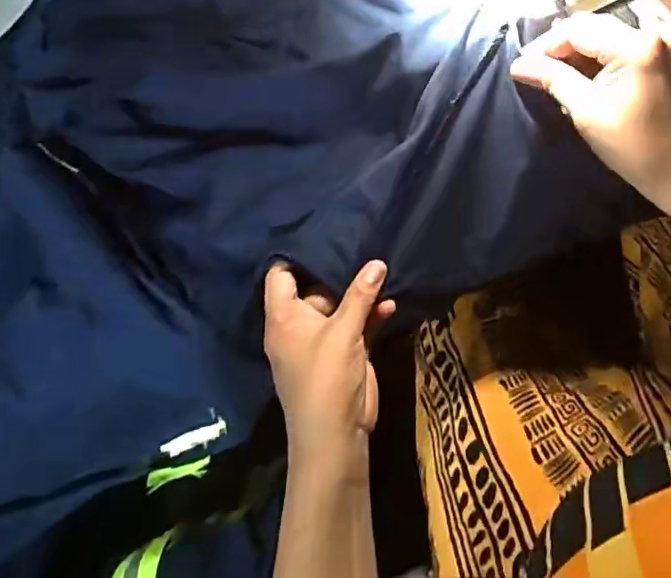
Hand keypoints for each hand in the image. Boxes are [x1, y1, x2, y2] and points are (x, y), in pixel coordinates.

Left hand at [263, 260, 396, 470]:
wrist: (336, 437)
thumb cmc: (326, 377)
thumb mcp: (344, 331)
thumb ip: (360, 295)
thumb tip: (377, 262)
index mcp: (284, 317)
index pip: (280, 276)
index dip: (296, 255)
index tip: (319, 233)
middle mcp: (298, 325)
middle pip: (313, 288)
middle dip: (336, 269)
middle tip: (357, 240)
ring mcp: (320, 340)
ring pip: (338, 307)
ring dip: (358, 293)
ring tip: (380, 265)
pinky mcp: (343, 354)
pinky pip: (355, 326)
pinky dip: (370, 314)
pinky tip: (391, 301)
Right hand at [510, 14, 670, 214]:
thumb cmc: (635, 147)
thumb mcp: (586, 111)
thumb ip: (553, 79)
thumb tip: (518, 64)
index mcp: (635, 46)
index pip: (577, 31)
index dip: (545, 46)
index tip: (520, 66)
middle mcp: (649, 35)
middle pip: (589, 26)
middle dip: (557, 45)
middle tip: (531, 68)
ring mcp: (656, 44)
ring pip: (599, 34)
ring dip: (572, 50)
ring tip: (547, 71)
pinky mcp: (655, 57)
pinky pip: (614, 45)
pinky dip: (590, 57)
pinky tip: (573, 72)